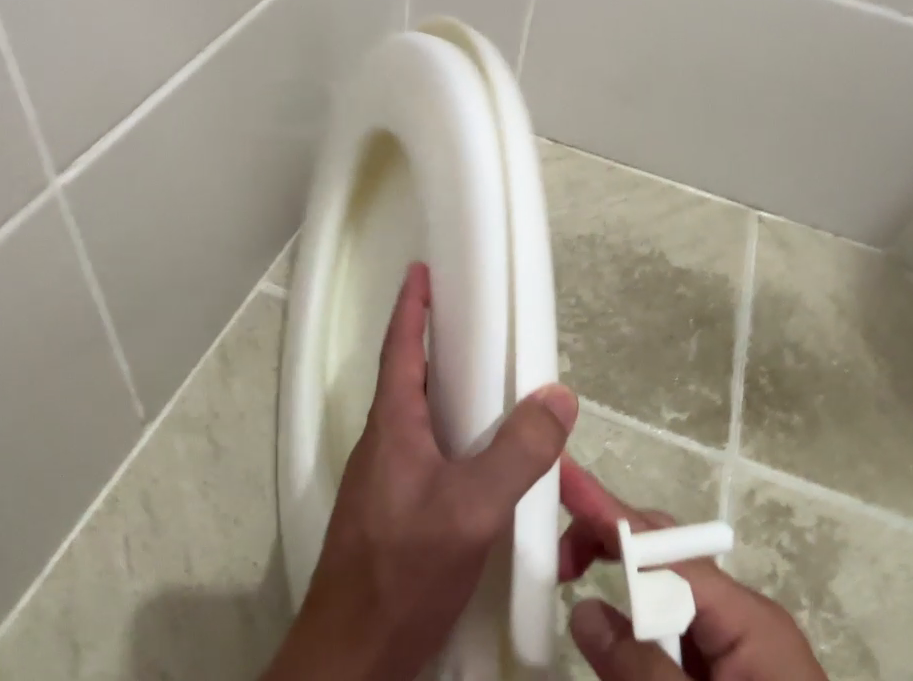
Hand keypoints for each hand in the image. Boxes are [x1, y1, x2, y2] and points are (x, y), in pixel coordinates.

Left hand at [263, 263, 578, 680]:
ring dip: (451, 394)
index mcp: (392, 427)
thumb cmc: (403, 571)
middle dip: (439, 345)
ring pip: (422, 420)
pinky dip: (457, 437)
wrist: (353, 658)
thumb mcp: (471, 508)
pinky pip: (430, 455)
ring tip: (496, 388)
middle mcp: (384, 446)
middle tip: (480, 326)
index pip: (399, 349)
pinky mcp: (396, 515)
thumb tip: (559, 396)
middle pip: (410, 379)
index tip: (423, 271)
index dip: (412, 307)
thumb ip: (517, 452)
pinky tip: (487, 462)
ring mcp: (386, 483)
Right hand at [558, 460, 827, 680]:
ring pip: (669, 597)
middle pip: (669, 560)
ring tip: (575, 575)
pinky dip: (640, 630)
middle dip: (612, 544)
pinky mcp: (732, 673)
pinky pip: (677, 635)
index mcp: (746, 620)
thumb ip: (639, 671)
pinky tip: (616, 636)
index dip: (611, 513)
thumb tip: (585, 611)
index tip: (566, 479)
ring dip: (623, 587)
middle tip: (556, 558)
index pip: (666, 550)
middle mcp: (745, 619)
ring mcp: (740, 647)